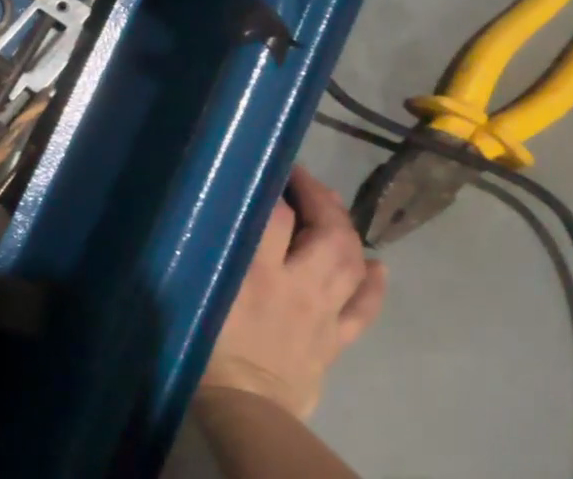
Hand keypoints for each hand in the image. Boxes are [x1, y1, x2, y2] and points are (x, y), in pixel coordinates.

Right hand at [202, 165, 387, 419]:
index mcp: (256, 271)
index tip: (264, 167)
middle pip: (327, 233)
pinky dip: (375, 284)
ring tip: (334, 210)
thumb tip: (200, 218)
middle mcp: (298, 284)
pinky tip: (378, 265)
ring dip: (348, 231)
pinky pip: (365, 308)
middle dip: (319, 199)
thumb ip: (203, 255)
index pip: (275, 216)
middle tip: (301, 178)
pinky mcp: (336, 338)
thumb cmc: (204, 344)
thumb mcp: (194, 290)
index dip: (275, 186)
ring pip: (352, 264)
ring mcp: (324, 312)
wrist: (243, 405)